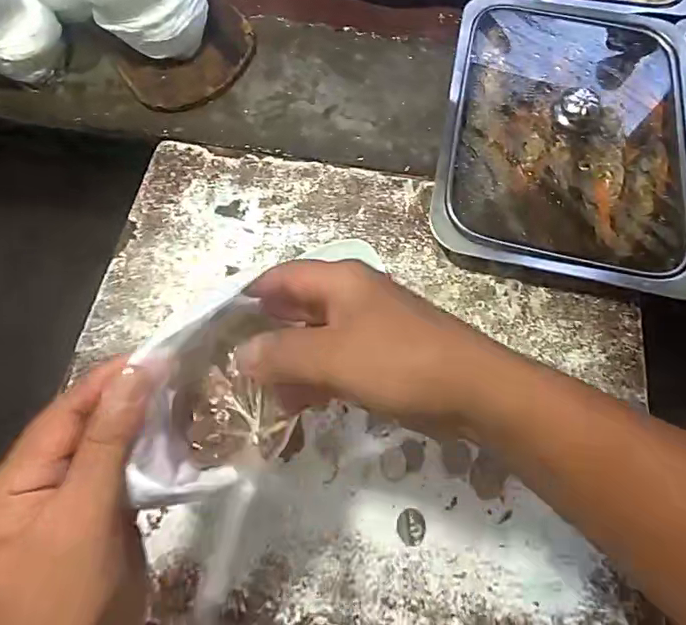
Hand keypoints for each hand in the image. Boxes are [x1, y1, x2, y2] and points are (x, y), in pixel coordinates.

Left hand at [0, 358, 161, 624]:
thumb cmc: (65, 598)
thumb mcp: (85, 515)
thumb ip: (108, 439)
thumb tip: (135, 369)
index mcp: (4, 492)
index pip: (59, 417)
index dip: (105, 381)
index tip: (153, 351)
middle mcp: (23, 498)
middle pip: (77, 432)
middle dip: (123, 400)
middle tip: (172, 370)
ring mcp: (55, 517)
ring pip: (98, 454)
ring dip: (135, 426)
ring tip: (176, 395)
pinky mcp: (85, 532)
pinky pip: (111, 480)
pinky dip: (139, 458)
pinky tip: (167, 441)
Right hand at [236, 259, 511, 428]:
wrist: (469, 387)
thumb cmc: (397, 360)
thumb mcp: (332, 356)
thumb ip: (282, 354)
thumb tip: (241, 353)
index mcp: (340, 280)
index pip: (282, 277)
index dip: (249, 296)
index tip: (216, 327)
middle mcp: (352, 295)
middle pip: (296, 308)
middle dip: (266, 337)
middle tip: (230, 371)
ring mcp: (368, 326)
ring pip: (315, 340)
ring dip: (290, 366)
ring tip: (261, 400)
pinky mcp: (381, 356)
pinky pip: (337, 362)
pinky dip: (316, 380)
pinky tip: (299, 409)